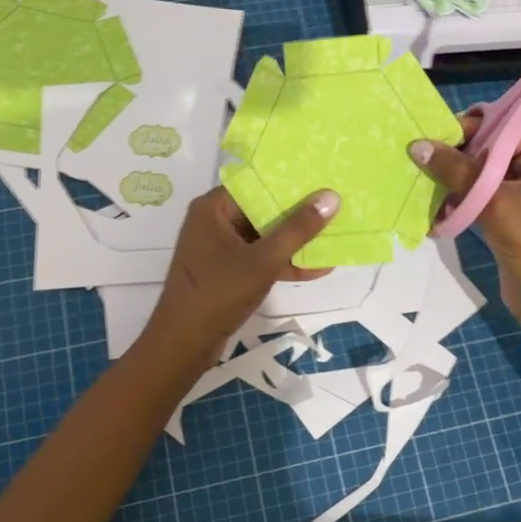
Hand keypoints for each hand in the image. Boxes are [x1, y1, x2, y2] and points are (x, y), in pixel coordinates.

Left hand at [142, 187, 337, 363]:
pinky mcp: (226, 271)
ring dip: (295, 240)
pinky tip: (319, 268)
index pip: (255, 181)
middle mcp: (213, 221)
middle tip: (336, 203)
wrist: (184, 344)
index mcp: (213, 208)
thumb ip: (298, 229)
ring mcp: (219, 247)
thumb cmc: (218, 293)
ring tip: (334, 234)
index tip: (322, 177)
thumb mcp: (264, 260)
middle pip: (262, 208)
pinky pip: (259, 257)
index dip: (289, 179)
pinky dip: (283, 262)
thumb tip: (330, 197)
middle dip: (298, 211)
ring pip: (263, 235)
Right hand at [410, 112, 520, 309]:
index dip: (464, 133)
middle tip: (417, 164)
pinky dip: (458, 204)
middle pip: (487, 152)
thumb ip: (457, 171)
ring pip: (478, 177)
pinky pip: (478, 200)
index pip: (500, 130)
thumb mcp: (495, 202)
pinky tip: (434, 215)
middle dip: (454, 161)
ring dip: (452, 185)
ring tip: (422, 191)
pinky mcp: (509, 217)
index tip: (427, 139)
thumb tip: (417, 145)